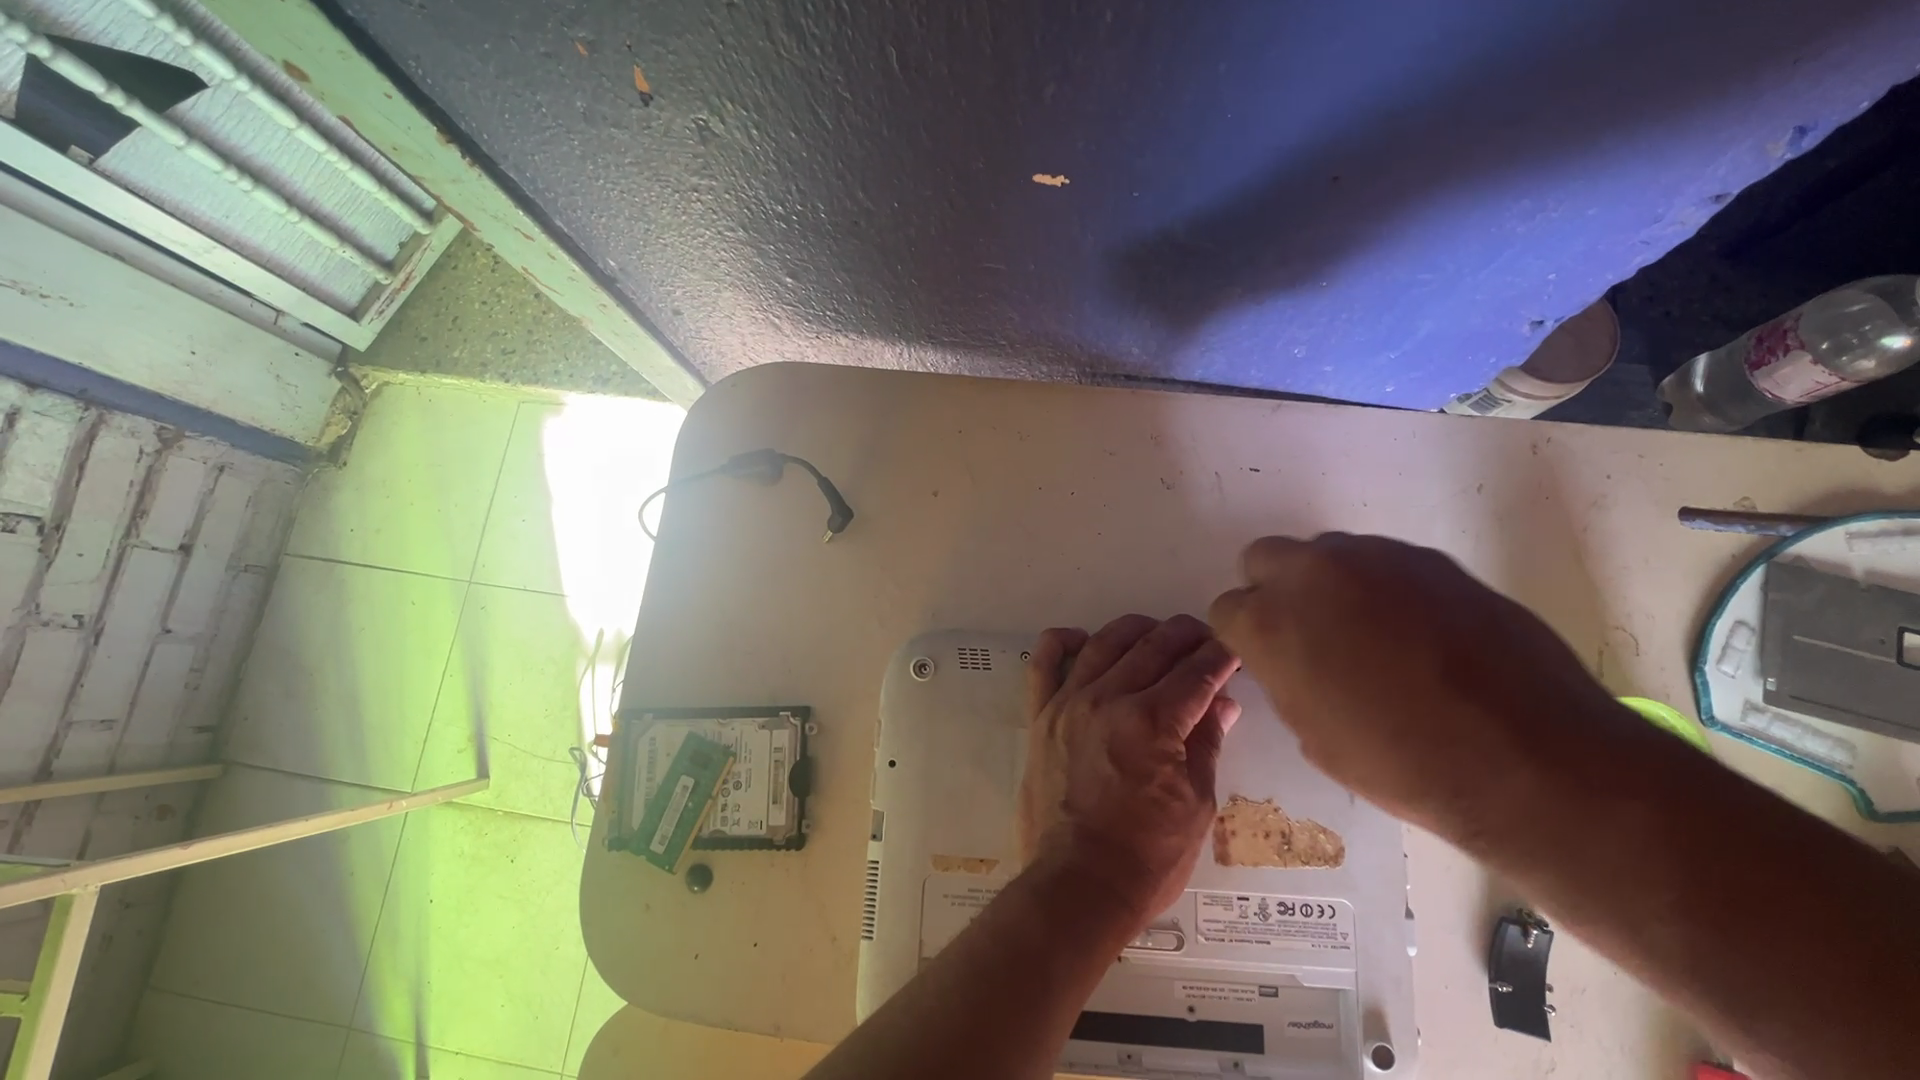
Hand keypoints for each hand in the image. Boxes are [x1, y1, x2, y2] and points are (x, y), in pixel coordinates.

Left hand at [1018, 614, 1241, 924]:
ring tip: (1157, 634)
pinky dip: (1064, 642)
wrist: (1078, 885)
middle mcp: (1109, 699)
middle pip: (1154, 647)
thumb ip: (1206, 742)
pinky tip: (1084, 639)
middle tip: (1205, 640)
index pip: (1198, 670)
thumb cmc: (1148, 856)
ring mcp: (1068, 704)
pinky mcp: (1040, 717)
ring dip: (1137, 631)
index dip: (1223, 656)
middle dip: (1187, 636)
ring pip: (1105, 644)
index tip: (1236, 650)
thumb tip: (1222, 703)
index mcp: (1154, 720)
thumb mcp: (1196, 802)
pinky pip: (1044, 663)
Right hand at [1208, 534, 1626, 834]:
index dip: (1246, 638)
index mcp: (1270, 621)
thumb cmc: (1401, 763)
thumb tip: (1292, 657)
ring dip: (1331, 586)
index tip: (1271, 663)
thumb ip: (1285, 676)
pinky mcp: (1431, 558)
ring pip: (1327, 554)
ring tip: (1373, 638)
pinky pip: (1383, 563)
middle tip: (1311, 638)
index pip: (1226, 608)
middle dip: (1276, 592)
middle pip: (1264, 558)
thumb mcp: (1313, 733)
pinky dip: (1384, 589)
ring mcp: (1375, 557)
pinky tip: (1420, 634)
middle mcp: (1312, 572)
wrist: (1527, 757)